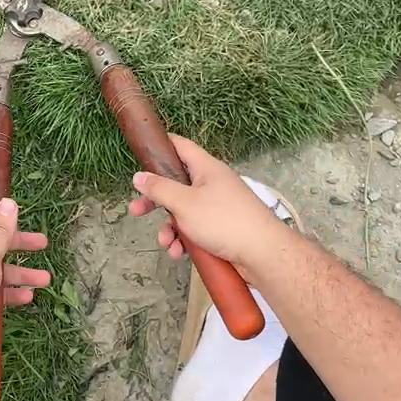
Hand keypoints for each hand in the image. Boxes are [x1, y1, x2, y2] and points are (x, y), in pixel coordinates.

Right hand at [128, 135, 293, 272]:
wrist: (262, 254)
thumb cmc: (225, 222)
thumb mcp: (184, 203)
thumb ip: (159, 189)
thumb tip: (138, 176)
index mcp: (206, 168)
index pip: (180, 146)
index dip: (160, 147)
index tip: (142, 154)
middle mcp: (212, 184)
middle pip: (176, 185)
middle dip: (155, 200)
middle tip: (137, 209)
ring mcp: (218, 207)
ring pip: (183, 212)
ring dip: (170, 228)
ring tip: (166, 243)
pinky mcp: (222, 228)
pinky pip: (195, 230)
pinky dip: (184, 240)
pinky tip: (179, 253)